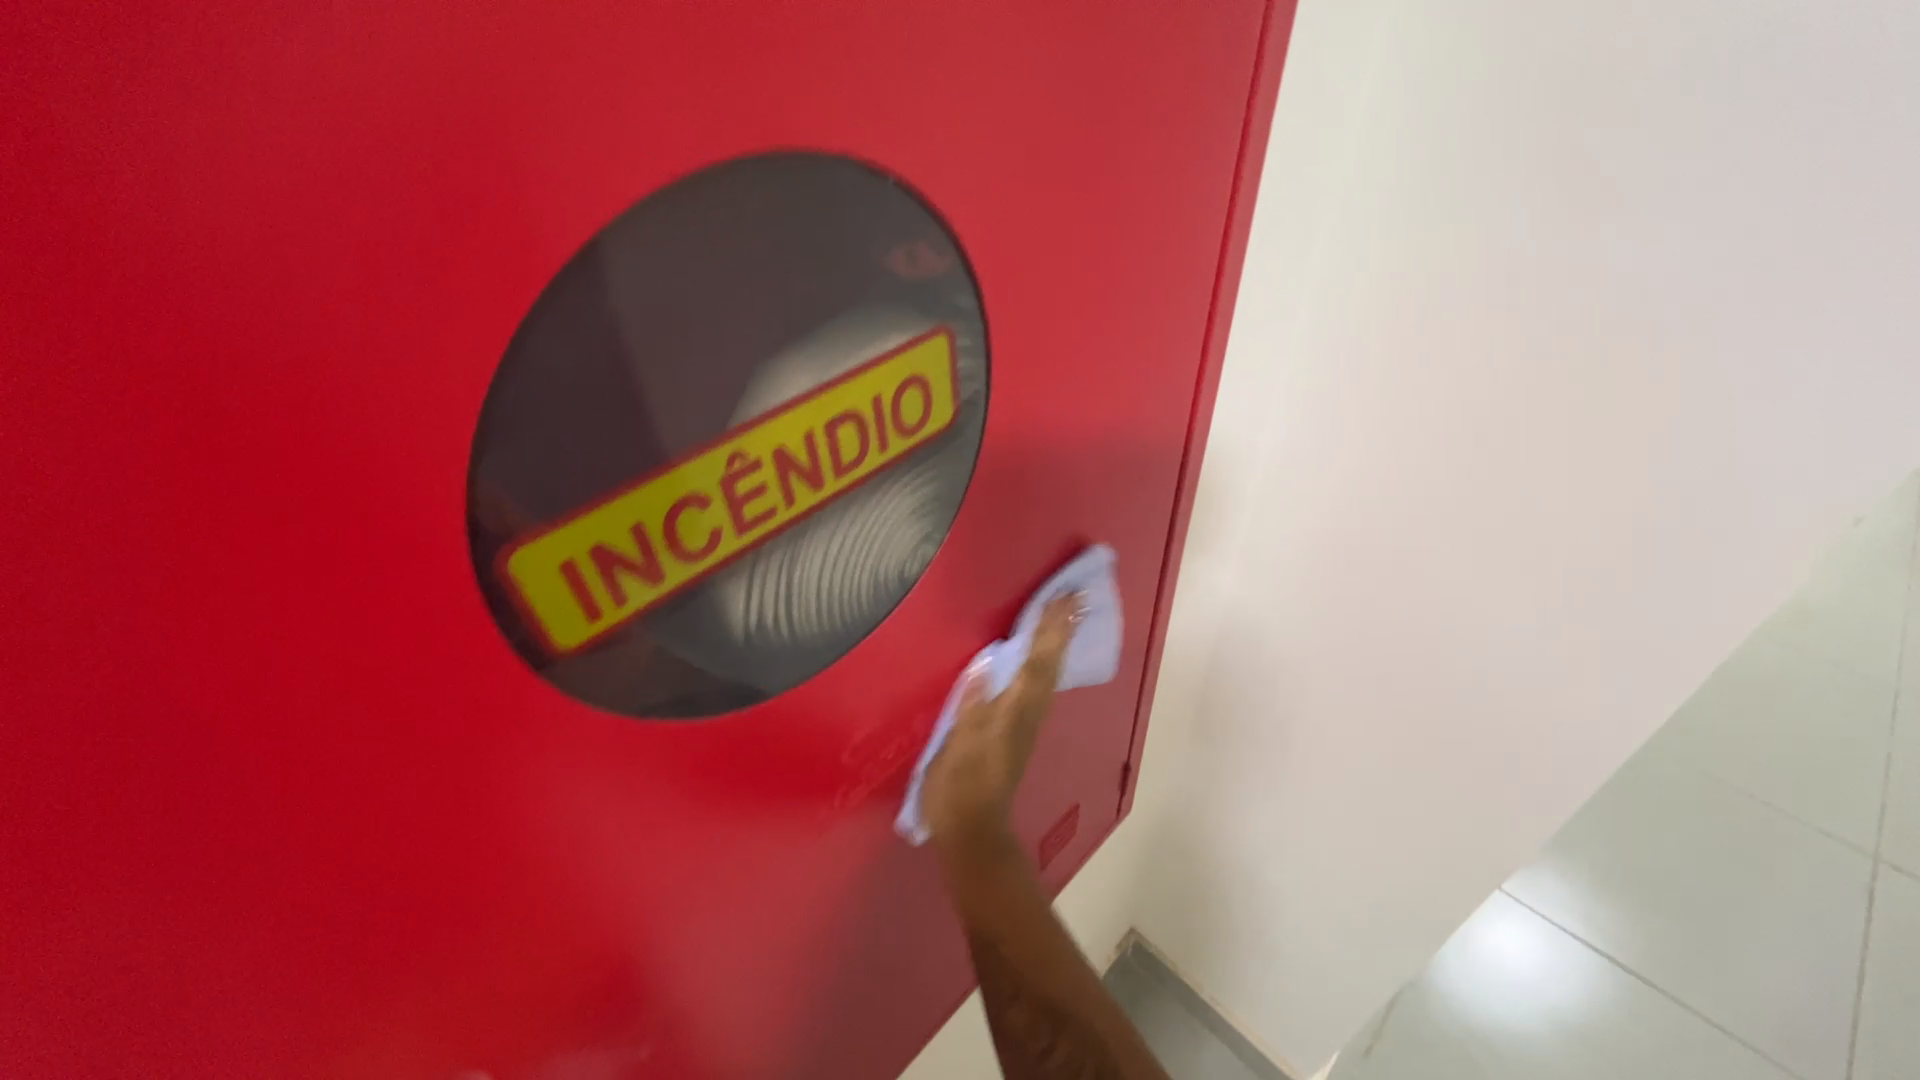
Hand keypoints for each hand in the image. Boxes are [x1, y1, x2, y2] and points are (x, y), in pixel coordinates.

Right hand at [921, 592, 1085, 861]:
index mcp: (1013, 711)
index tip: (1063, 598)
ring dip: (1057, 643)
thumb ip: (973, 704)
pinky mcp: (1018, 731)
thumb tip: (986, 663)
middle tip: (1076, 597)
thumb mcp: (959, 745)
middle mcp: (1027, 712)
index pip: (1035, 661)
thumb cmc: (960, 786)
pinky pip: (1039, 685)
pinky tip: (1042, 658)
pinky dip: (1045, 663)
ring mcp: (1025, 723)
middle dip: (1061, 630)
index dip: (1048, 629)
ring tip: (1065, 617)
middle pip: (1049, 664)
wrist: (972, 830)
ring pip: (1047, 674)